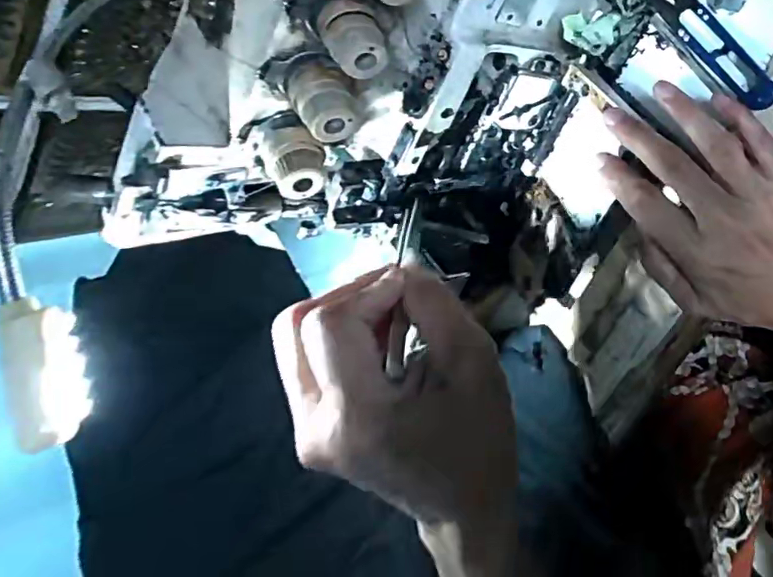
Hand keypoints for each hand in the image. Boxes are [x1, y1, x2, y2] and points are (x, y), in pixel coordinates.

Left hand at [272, 265, 517, 574]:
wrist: (462, 504)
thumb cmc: (477, 435)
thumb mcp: (472, 356)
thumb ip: (433, 302)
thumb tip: (401, 269)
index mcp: (358, 417)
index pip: (330, 322)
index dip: (371, 289)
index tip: (413, 287)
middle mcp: (315, 425)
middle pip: (299, 322)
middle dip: (352, 294)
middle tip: (400, 296)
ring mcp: (305, 428)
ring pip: (295, 334)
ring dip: (344, 309)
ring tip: (391, 318)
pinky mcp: (308, 423)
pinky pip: (306, 353)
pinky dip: (341, 330)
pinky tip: (381, 339)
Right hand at [598, 82, 772, 334]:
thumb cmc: (746, 297)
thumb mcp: (694, 299)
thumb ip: (659, 265)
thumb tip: (634, 223)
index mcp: (698, 250)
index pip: (648, 206)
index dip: (619, 179)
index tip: (600, 158)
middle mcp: (723, 216)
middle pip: (673, 166)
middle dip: (637, 136)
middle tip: (612, 113)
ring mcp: (756, 193)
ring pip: (716, 144)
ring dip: (685, 112)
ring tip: (660, 88)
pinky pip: (759, 141)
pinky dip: (739, 116)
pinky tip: (716, 97)